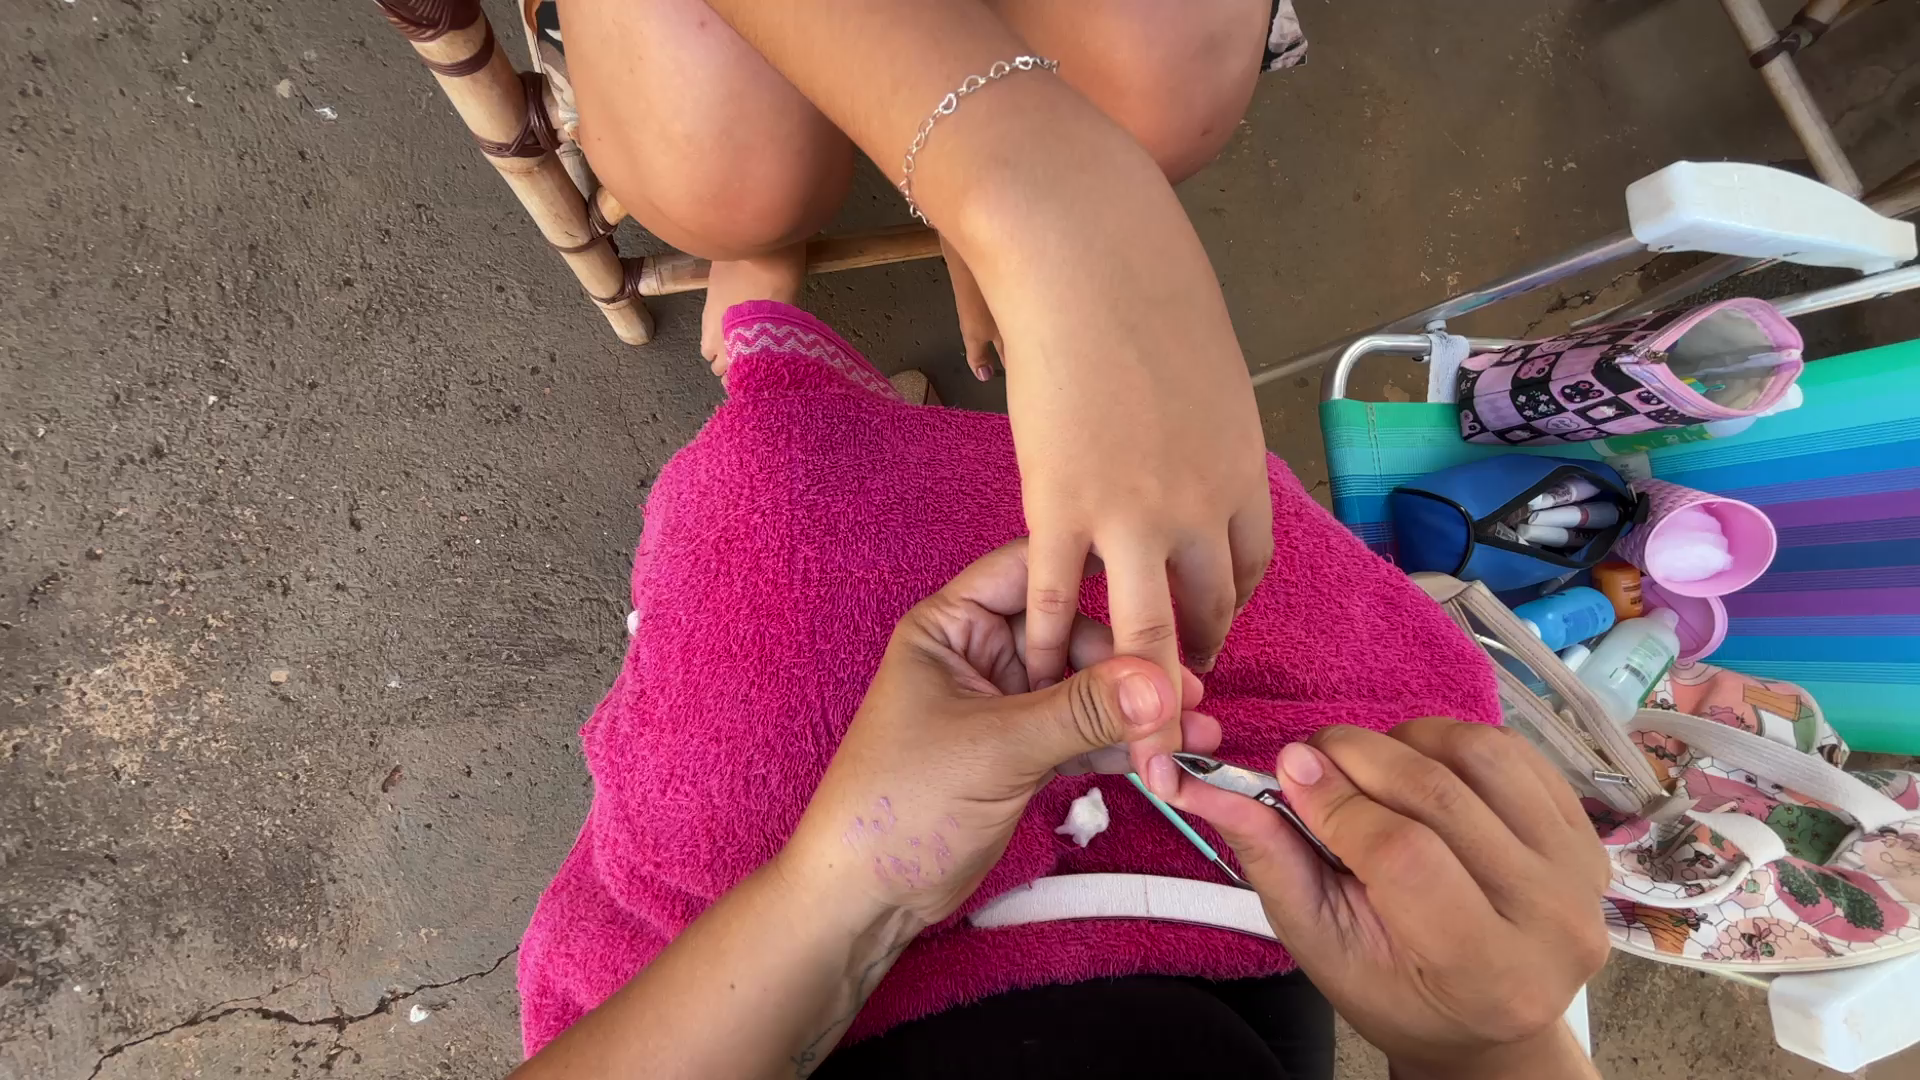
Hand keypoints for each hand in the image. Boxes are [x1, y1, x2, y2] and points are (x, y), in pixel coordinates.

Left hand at [782, 541, 1216, 925]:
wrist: (870, 893)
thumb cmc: (904, 801)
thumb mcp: (994, 748)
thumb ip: (1079, 711)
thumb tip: (1161, 682)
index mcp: (953, 624)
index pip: (1029, 571)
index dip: (1088, 571)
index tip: (1156, 585)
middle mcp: (982, 651)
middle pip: (1069, 632)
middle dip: (1126, 664)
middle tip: (1183, 695)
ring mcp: (1006, 700)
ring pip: (1082, 686)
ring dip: (1134, 708)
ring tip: (1195, 730)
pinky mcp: (1023, 745)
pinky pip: (1080, 731)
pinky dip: (1119, 744)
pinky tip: (1168, 756)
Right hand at [936, 112, 1273, 789]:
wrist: (1090, 256)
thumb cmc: (1149, 294)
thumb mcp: (1208, 370)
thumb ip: (1204, 432)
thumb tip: (1185, 448)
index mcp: (1240, 468)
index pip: (1247, 563)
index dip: (1228, 604)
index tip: (1209, 620)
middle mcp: (1200, 507)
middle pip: (1207, 609)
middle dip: (1196, 660)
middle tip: (1180, 694)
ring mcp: (1131, 514)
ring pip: (1142, 628)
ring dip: (1135, 685)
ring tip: (1126, 720)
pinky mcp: (1061, 507)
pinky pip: (1054, 595)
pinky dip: (1048, 641)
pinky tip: (1040, 669)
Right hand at [1172, 718, 1609, 1078]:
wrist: (1482, 1015)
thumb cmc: (1386, 984)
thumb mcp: (1313, 935)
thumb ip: (1266, 856)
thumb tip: (1209, 783)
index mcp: (1482, 968)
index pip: (1406, 856)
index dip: (1336, 800)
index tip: (1285, 769)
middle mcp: (1552, 920)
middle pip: (1439, 796)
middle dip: (1354, 755)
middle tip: (1310, 759)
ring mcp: (1580, 872)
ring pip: (1477, 754)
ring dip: (1404, 742)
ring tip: (1372, 772)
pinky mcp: (1586, 834)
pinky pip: (1508, 749)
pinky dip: (1446, 739)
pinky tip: (1420, 769)